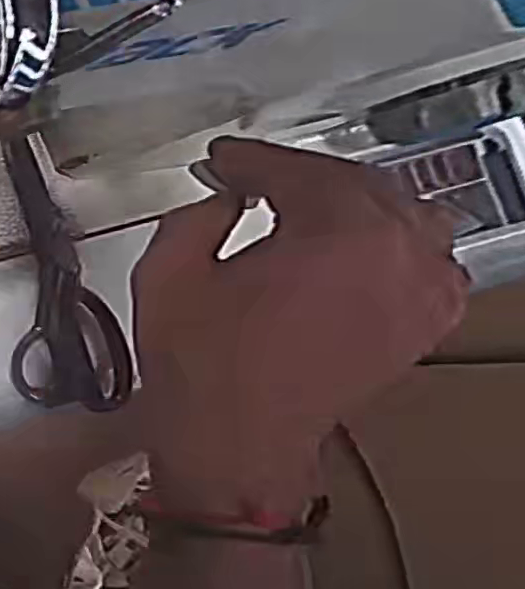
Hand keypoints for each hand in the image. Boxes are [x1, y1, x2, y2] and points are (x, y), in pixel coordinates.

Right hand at [132, 138, 467, 518]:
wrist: (234, 431)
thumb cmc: (198, 360)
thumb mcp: (164, 277)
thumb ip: (193, 220)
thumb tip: (219, 201)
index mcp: (335, 235)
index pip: (298, 172)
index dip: (252, 159)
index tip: (223, 156)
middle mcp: (399, 252)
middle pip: (359, 185)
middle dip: (300, 175)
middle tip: (252, 176)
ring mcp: (424, 288)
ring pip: (402, 214)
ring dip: (348, 201)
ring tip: (302, 205)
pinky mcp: (425, 319)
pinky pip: (422, 256)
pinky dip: (383, 239)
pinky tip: (348, 248)